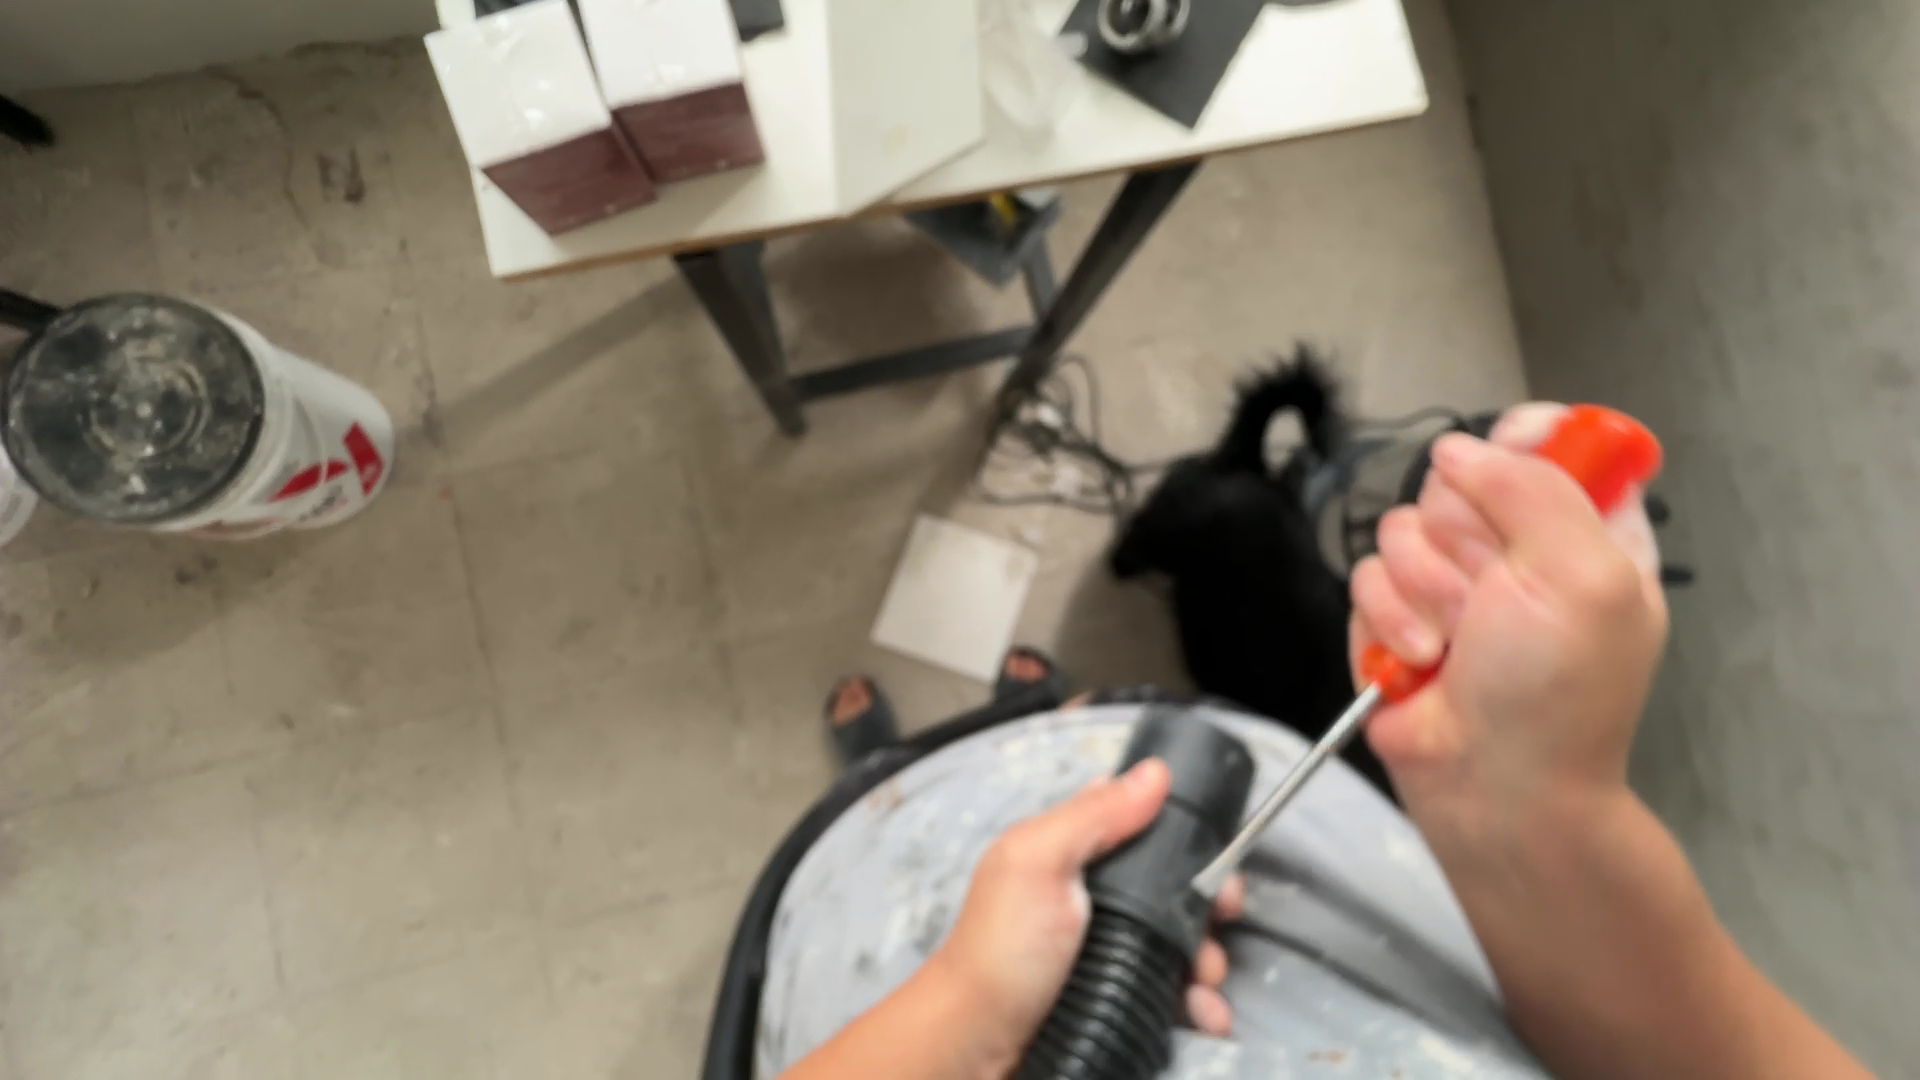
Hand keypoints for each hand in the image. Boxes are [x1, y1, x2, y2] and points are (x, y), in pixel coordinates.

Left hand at [927, 760, 1245, 1072]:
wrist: (980, 1046)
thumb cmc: (1002, 946)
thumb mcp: (1040, 861)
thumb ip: (1095, 815)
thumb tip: (1155, 771)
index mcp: (1074, 849)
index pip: (1140, 823)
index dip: (1182, 833)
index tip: (1216, 852)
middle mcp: (1097, 894)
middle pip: (1172, 883)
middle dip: (1206, 900)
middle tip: (1221, 917)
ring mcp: (1111, 947)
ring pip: (1182, 937)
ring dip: (1207, 954)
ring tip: (1204, 978)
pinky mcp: (1123, 995)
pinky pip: (1177, 990)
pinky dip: (1200, 1001)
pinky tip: (1204, 1011)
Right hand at [1347, 404, 1668, 833]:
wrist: (1487, 779)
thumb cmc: (1555, 689)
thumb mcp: (1582, 578)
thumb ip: (1531, 491)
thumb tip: (1456, 450)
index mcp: (1581, 530)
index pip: (1549, 444)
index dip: (1522, 440)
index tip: (1507, 459)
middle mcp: (1507, 546)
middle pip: (1453, 480)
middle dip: (1457, 536)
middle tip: (1486, 589)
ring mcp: (1442, 580)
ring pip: (1396, 531)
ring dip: (1419, 590)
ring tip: (1451, 643)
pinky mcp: (1388, 610)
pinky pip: (1363, 577)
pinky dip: (1386, 620)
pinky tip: (1417, 659)